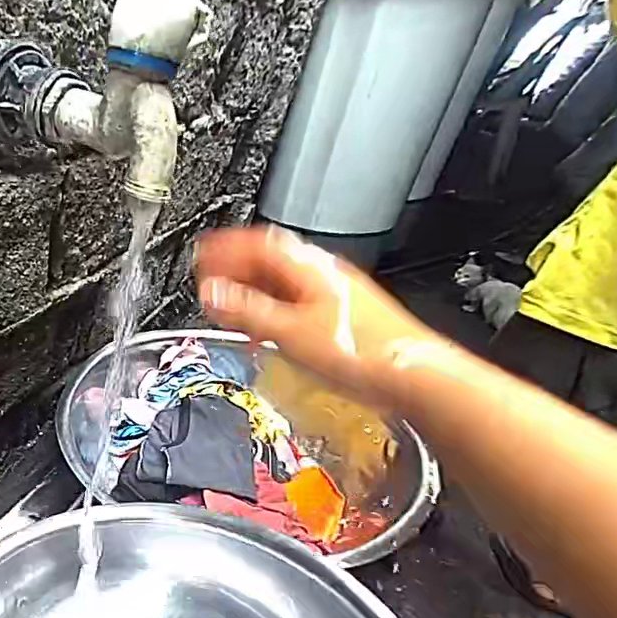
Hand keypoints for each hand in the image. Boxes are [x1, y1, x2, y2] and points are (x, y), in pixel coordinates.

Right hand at [194, 226, 459, 408]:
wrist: (412, 373)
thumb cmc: (363, 350)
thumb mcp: (292, 332)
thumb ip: (249, 312)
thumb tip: (212, 295)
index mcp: (309, 268)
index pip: (258, 244)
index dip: (226, 248)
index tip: (203, 256)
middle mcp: (323, 274)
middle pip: (271, 260)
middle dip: (236, 268)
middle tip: (211, 281)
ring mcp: (335, 294)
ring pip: (284, 281)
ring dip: (254, 290)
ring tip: (232, 306)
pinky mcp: (343, 316)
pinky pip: (298, 302)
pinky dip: (274, 309)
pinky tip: (270, 330)